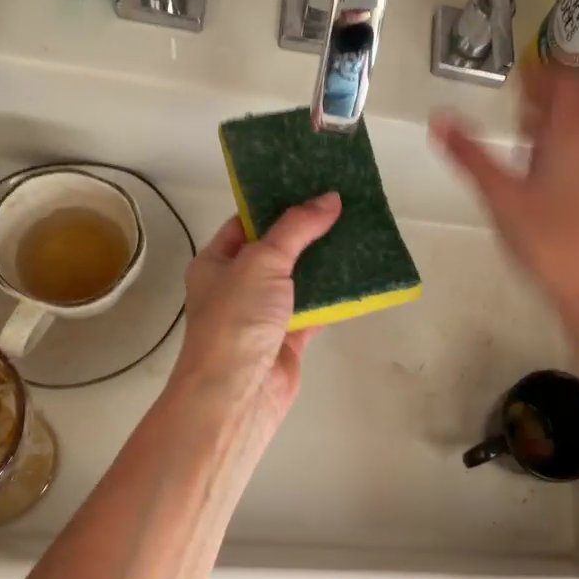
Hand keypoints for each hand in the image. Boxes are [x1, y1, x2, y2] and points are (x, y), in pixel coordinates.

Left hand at [168, 192, 341, 426]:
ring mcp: (264, 314)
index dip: (276, 202)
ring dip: (325, 262)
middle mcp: (238, 285)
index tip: (310, 184)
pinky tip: (361, 277)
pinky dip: (336, 297)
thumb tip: (330, 198)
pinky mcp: (289, 338)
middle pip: (277, 249)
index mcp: (217, 262)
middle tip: (344, 205)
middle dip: (308, 231)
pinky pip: (316, 309)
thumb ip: (297, 228)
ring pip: (300, 279)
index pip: (247, 222)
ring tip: (359, 232)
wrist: (237, 395)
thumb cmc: (236, 320)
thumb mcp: (262, 261)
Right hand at [431, 62, 578, 323]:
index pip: (567, 80)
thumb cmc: (549, 239)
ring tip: (520, 132)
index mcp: (571, 134)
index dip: (547, 68)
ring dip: (549, 127)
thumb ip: (468, 156)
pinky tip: (539, 175)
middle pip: (571, 107)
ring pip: (577, 135)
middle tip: (515, 94)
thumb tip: (437, 119)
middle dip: (542, 98)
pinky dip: (559, 152)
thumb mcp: (500, 196)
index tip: (524, 64)